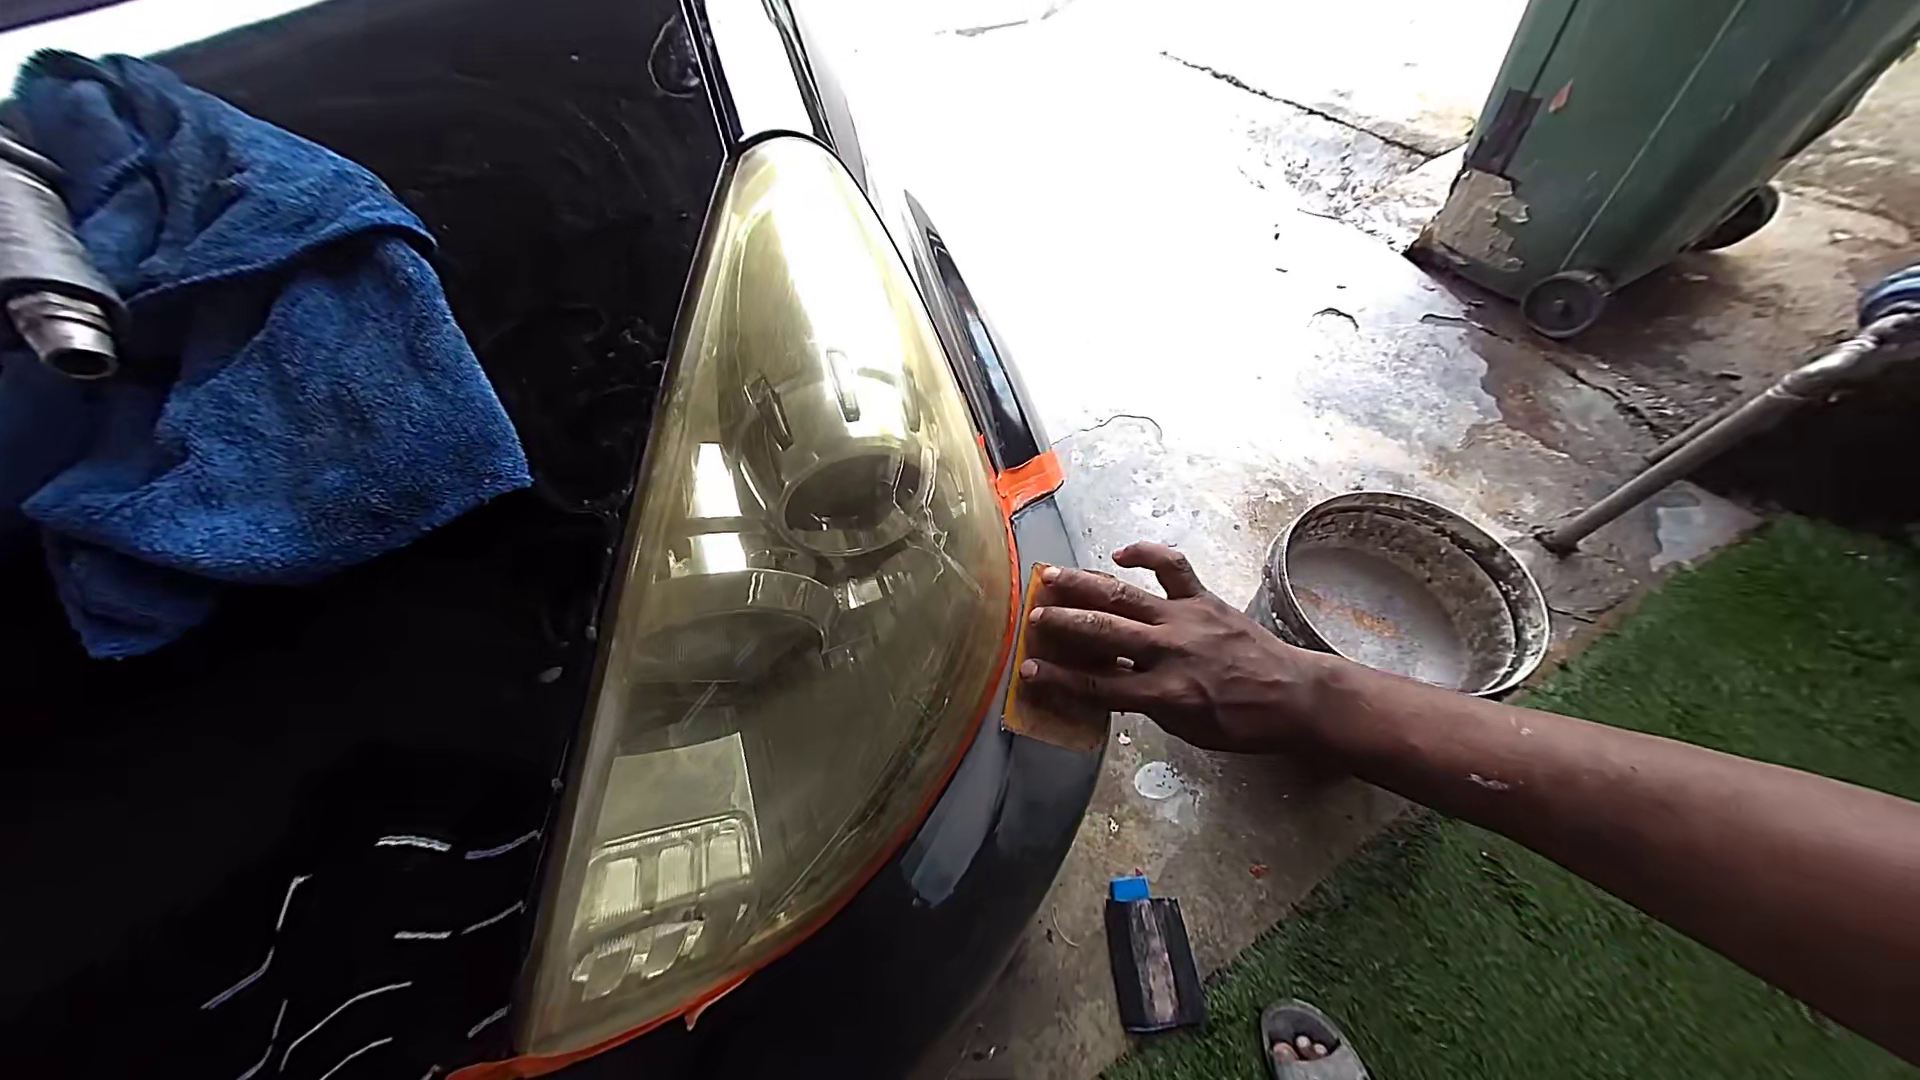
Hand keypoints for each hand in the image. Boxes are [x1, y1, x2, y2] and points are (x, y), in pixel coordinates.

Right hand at [1019, 542, 1337, 754]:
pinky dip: (1146, 554)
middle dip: (1063, 623)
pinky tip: (1121, 554)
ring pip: (1125, 596)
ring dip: (1085, 584)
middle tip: (1033, 615)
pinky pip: (1172, 567)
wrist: (1297, 696)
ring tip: (1053, 574)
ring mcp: (1187, 618)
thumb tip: (1109, 679)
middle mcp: (1171, 651)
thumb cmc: (1240, 721)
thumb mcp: (1187, 728)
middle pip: (1105, 632)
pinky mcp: (1205, 598)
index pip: (1100, 686)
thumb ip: (1145, 703)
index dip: (1059, 678)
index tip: (1029, 669)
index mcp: (1167, 694)